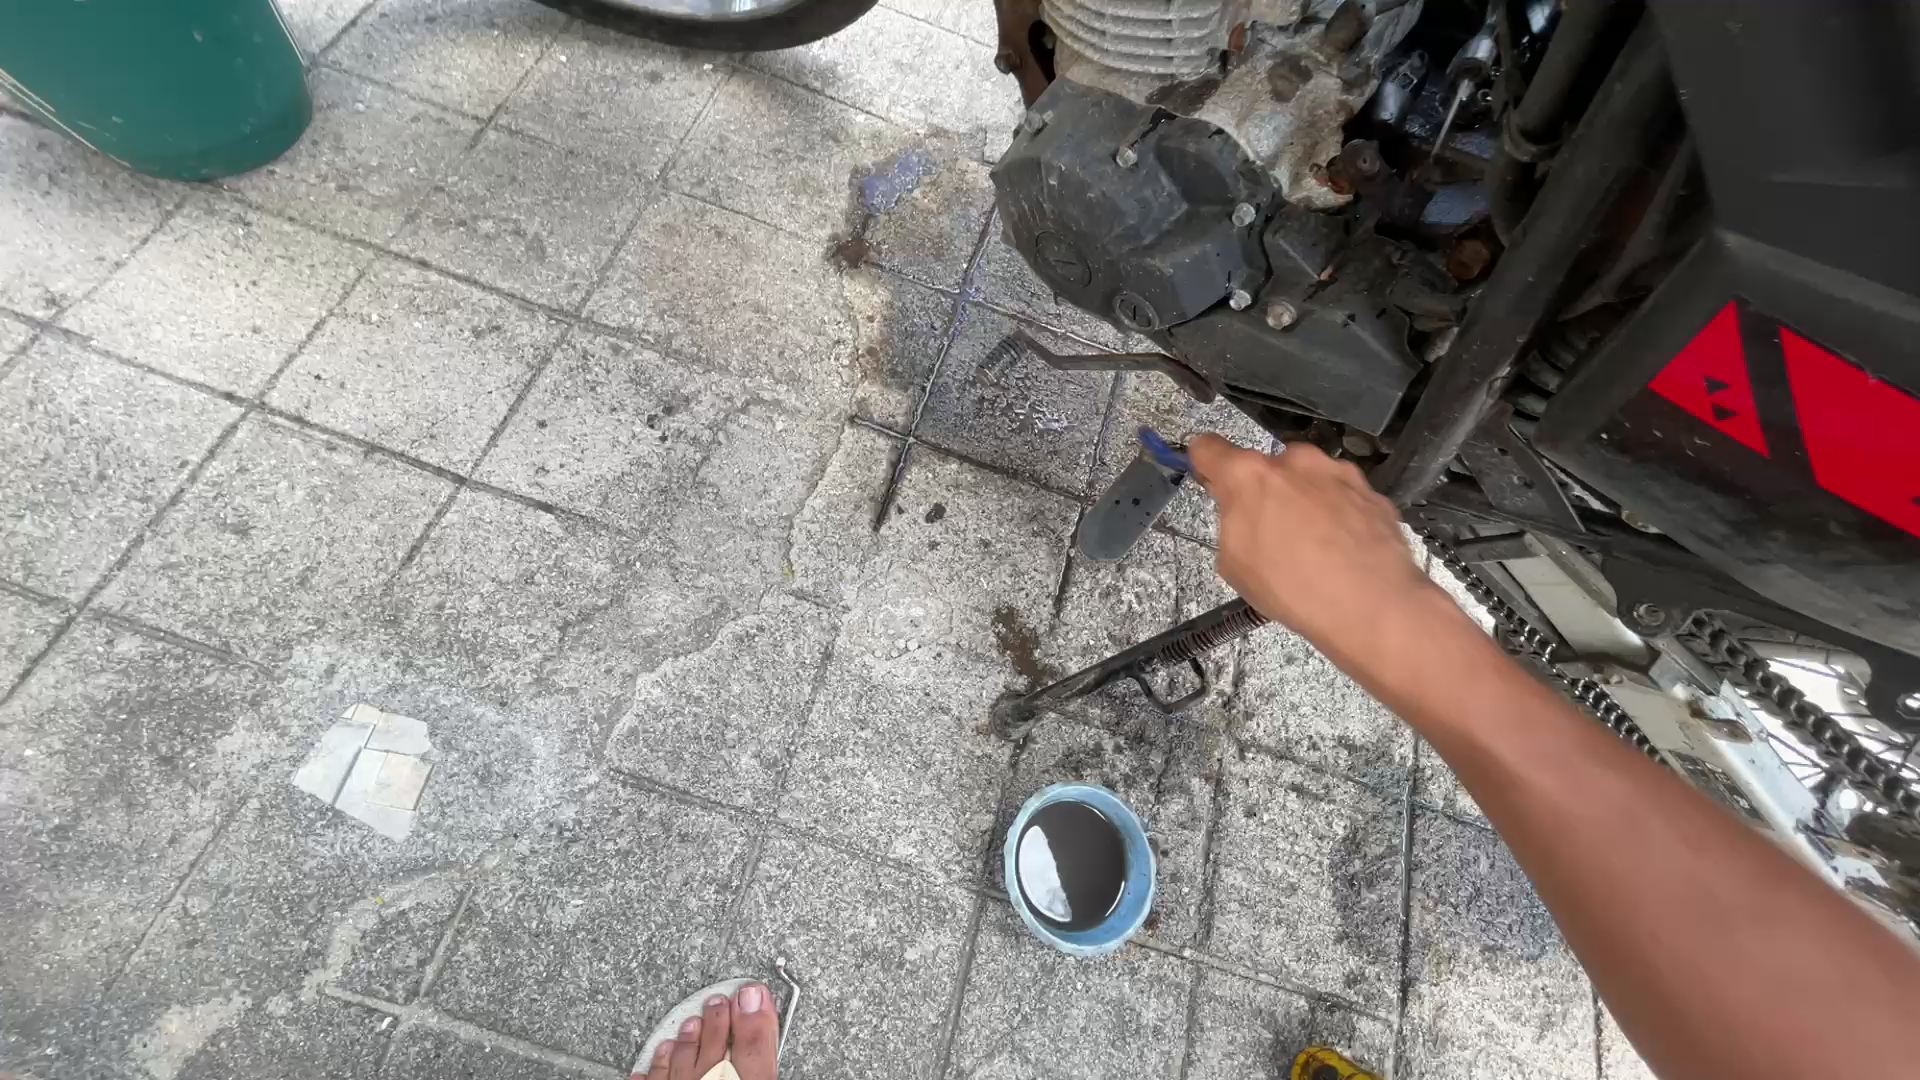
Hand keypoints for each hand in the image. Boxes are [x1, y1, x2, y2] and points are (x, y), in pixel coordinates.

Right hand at [1187, 434, 1439, 654]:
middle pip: (1263, 466)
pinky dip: (1335, 513)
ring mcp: (1337, 472)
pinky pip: (1340, 495)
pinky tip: (1339, 548)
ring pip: (1305, 478)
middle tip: (1268, 531)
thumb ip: (1230, 521)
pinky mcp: (1370, 490)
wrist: (1371, 604)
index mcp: (1248, 475)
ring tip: (1310, 545)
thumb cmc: (1291, 587)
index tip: (1210, 478)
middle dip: (1262, 491)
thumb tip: (1240, 512)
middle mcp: (1293, 461)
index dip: (1204, 463)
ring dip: (1301, 500)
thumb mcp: (1233, 562)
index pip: (1208, 447)